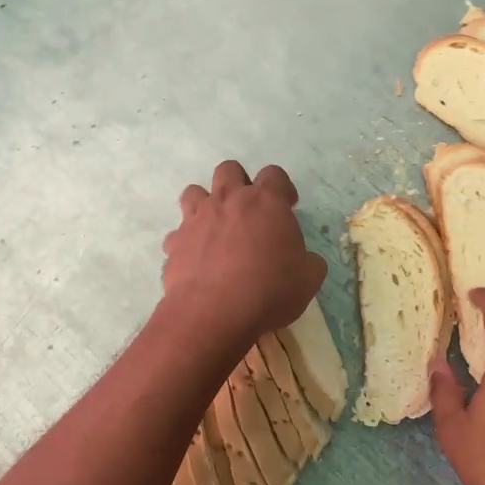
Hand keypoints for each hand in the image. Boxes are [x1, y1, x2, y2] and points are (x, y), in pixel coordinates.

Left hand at [162, 161, 326, 343]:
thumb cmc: (269, 291)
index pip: (274, 174)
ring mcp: (197, 219)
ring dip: (206, 204)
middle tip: (249, 211)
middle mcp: (229, 201)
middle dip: (239, 183)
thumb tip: (306, 261)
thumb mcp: (308, 279)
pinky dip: (187, 241)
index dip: (282, 188)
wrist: (214, 314)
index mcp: (266, 202)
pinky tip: (196, 259)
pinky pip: (178, 233)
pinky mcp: (175, 243)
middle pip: (229, 170)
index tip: (287, 206)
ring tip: (216, 228)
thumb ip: (309, 262)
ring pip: (194, 192)